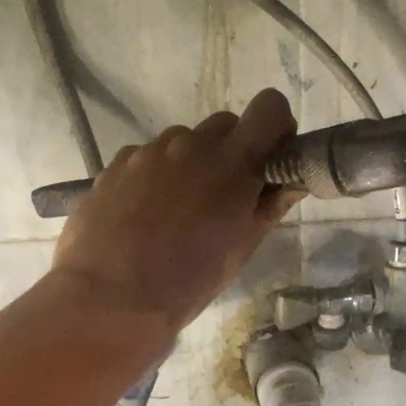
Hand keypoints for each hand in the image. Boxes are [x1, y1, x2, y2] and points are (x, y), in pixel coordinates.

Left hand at [52, 88, 301, 331]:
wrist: (113, 298)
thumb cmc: (192, 278)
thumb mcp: (244, 246)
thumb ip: (271, 205)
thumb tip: (291, 182)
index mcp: (233, 162)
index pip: (269, 107)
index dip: (276, 127)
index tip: (271, 159)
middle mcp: (191, 143)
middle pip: (225, 124)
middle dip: (232, 151)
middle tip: (224, 196)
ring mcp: (149, 151)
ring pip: (183, 142)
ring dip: (191, 164)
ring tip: (178, 212)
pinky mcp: (115, 164)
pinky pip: (147, 157)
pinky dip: (155, 176)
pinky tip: (145, 216)